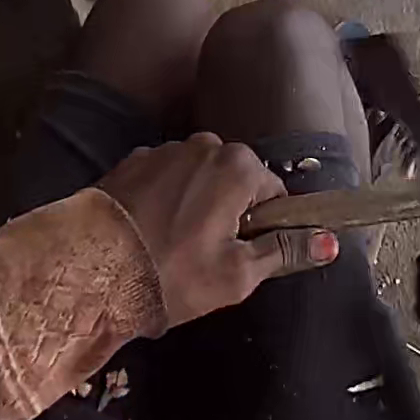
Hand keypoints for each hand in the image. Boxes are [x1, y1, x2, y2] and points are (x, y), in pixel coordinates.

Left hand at [100, 133, 338, 325]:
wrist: (89, 270)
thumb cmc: (173, 273)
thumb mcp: (238, 273)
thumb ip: (287, 250)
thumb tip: (331, 240)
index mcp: (238, 167)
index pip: (274, 191)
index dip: (266, 223)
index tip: (244, 250)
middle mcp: (204, 145)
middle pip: (235, 178)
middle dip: (231, 209)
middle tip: (208, 251)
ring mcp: (165, 149)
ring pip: (199, 175)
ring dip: (197, 200)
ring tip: (175, 241)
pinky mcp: (133, 160)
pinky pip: (165, 176)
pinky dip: (166, 196)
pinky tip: (150, 227)